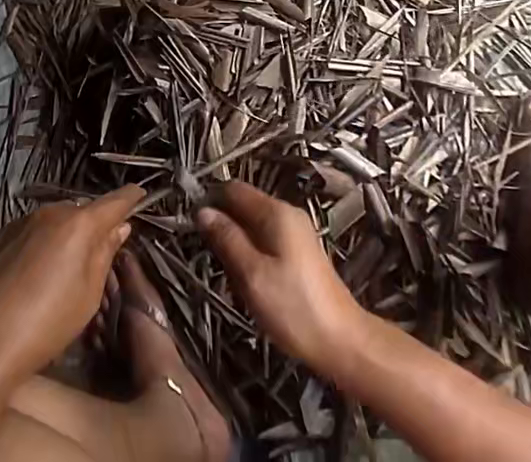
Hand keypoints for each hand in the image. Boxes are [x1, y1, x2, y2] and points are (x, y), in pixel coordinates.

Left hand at [0, 186, 144, 387]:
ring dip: (67, 233)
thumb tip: (118, 227)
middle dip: (95, 224)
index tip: (141, 194)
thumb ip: (104, 254)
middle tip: (101, 250)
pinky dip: (43, 242)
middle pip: (83, 210)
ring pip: (56, 220)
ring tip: (65, 267)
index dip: (130, 197)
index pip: (114, 201)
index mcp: (79, 224)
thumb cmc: (45, 324)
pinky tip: (36, 273)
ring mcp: (21, 222)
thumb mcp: (88, 295)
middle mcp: (50, 213)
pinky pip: (33, 231)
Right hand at [195, 180, 367, 372]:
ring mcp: (296, 232)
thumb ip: (227, 239)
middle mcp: (288, 214)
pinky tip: (245, 277)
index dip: (210, 200)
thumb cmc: (293, 308)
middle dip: (222, 222)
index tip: (189, 223)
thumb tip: (202, 211)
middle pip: (244, 204)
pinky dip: (250, 250)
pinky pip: (265, 238)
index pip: (234, 188)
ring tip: (224, 270)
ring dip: (235, 239)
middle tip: (205, 253)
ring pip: (253, 223)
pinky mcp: (299, 251)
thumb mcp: (252, 274)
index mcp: (276, 212)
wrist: (341, 341)